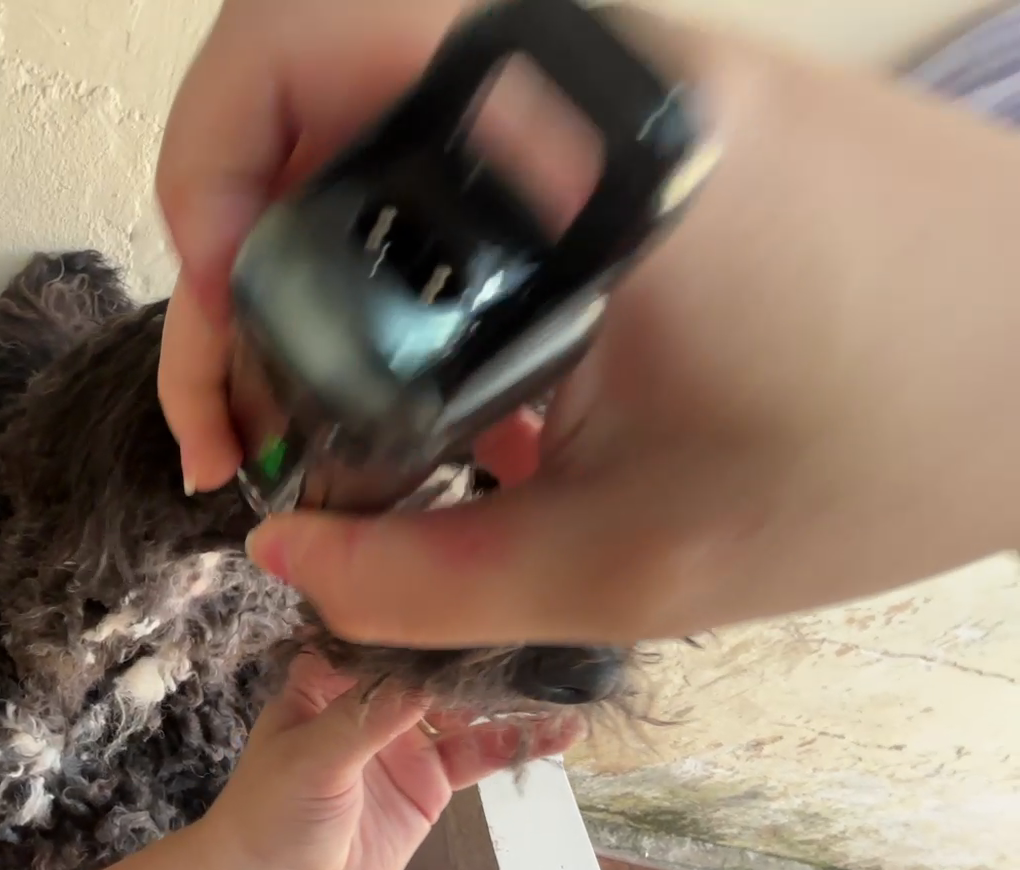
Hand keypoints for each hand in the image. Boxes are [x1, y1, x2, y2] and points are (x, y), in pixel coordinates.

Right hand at [157, 0, 1019, 646]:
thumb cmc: (894, 445)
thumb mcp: (639, 566)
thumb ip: (430, 584)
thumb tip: (279, 552)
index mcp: (572, 142)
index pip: (304, 36)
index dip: (206, 164)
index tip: (216, 305)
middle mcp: (548, 86)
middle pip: (279, 108)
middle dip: (212, 274)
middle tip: (235, 421)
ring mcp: (554, 104)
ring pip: (321, 153)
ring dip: (263, 285)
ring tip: (280, 421)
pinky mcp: (560, 143)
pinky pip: (385, 185)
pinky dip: (328, 283)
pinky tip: (356, 387)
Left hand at [198, 653, 583, 869]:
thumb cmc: (274, 811)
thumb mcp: (313, 756)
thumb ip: (366, 716)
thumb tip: (425, 673)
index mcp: (321, 684)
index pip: (371, 640)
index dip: (411, 620)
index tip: (464, 598)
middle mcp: (364, 706)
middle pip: (420, 671)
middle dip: (464, 655)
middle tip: (526, 630)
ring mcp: (399, 744)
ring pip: (456, 711)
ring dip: (498, 697)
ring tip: (556, 675)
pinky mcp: (426, 785)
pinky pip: (474, 757)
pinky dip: (512, 744)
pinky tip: (559, 730)